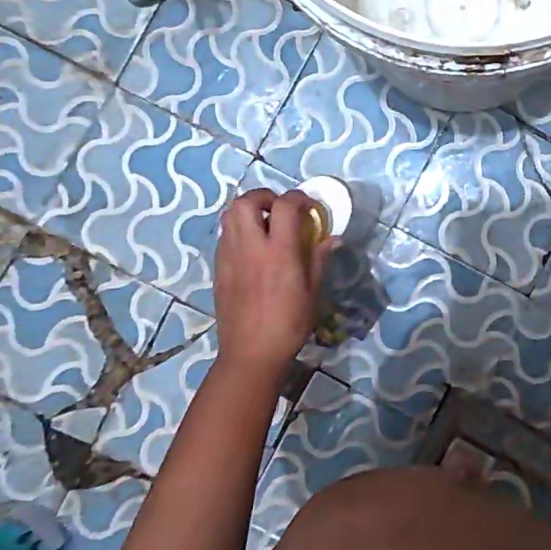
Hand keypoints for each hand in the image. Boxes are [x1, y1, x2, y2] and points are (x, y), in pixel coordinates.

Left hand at [213, 189, 334, 379]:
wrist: (251, 352)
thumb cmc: (289, 324)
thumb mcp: (312, 292)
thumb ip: (319, 259)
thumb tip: (331, 238)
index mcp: (279, 252)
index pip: (285, 206)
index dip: (299, 198)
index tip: (309, 206)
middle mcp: (251, 247)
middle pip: (247, 201)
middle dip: (264, 196)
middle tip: (279, 209)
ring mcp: (230, 256)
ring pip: (230, 215)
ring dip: (248, 210)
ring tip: (265, 224)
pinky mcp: (219, 268)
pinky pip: (225, 235)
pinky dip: (239, 230)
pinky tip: (253, 247)